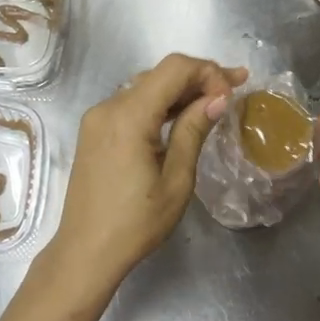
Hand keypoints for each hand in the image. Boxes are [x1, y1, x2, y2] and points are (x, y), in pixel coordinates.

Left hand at [53, 54, 247, 277]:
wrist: (85, 252)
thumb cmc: (136, 224)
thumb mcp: (176, 180)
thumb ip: (194, 131)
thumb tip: (218, 98)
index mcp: (128, 116)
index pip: (174, 68)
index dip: (208, 71)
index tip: (233, 90)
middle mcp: (108, 106)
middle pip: (159, 74)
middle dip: (197, 78)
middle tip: (233, 90)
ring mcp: (97, 118)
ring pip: (145, 86)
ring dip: (179, 90)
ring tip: (213, 102)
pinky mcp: (94, 131)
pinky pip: (131, 104)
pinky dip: (158, 104)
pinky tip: (181, 118)